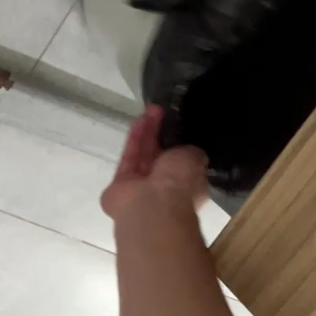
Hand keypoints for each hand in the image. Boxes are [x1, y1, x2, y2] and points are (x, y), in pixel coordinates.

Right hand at [101, 106, 208, 236]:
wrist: (151, 206)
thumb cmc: (180, 184)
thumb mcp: (196, 159)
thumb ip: (190, 151)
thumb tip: (186, 149)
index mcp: (186, 185)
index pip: (181, 162)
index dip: (178, 143)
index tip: (177, 125)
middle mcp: (163, 187)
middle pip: (160, 156)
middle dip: (160, 134)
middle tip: (161, 112)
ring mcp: (140, 187)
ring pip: (144, 155)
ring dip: (148, 133)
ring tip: (151, 109)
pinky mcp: (120, 184)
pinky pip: (129, 158)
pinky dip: (135, 139)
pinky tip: (139, 120)